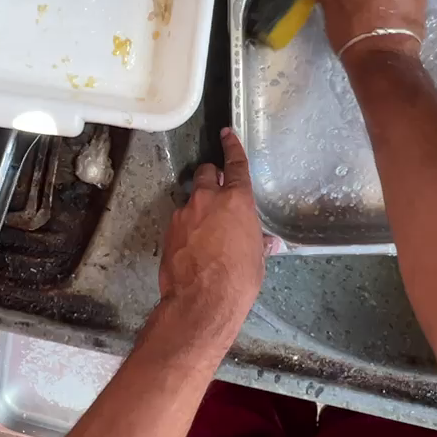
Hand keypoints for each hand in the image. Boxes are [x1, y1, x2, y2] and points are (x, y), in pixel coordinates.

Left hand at [158, 128, 264, 348]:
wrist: (201, 302)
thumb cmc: (238, 279)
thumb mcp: (257, 259)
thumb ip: (258, 242)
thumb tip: (266, 242)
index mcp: (236, 201)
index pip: (235, 164)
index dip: (232, 146)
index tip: (226, 134)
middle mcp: (208, 199)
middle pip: (206, 172)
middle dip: (212, 176)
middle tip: (218, 190)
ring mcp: (185, 214)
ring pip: (192, 199)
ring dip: (199, 207)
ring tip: (207, 230)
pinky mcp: (169, 230)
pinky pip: (181, 220)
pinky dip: (188, 227)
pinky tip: (194, 246)